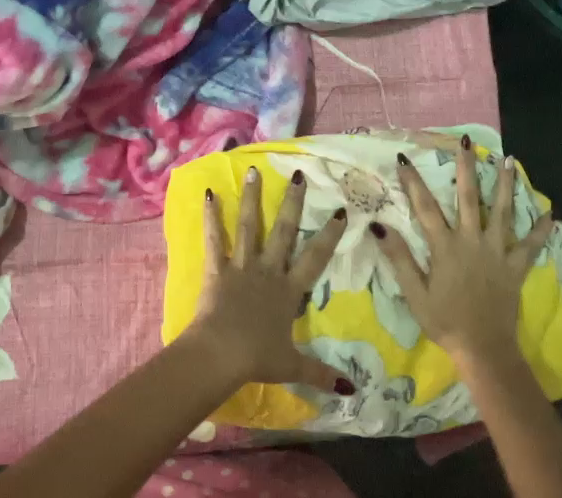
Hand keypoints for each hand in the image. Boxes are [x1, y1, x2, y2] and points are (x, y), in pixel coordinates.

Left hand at [187, 166, 355, 393]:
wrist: (219, 355)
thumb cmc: (256, 358)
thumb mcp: (292, 367)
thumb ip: (321, 373)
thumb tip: (351, 390)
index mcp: (289, 290)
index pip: (315, 258)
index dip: (329, 235)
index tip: (340, 211)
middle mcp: (268, 270)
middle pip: (284, 231)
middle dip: (293, 203)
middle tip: (299, 175)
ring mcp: (242, 266)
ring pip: (250, 226)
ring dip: (252, 198)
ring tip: (254, 170)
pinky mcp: (217, 269)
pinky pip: (214, 239)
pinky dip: (212, 217)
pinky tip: (209, 194)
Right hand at [375, 138, 555, 366]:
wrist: (483, 349)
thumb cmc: (445, 322)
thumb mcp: (414, 294)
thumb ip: (399, 259)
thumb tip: (381, 227)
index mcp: (445, 247)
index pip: (425, 208)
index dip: (413, 183)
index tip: (404, 159)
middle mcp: (472, 241)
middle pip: (468, 197)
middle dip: (466, 167)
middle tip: (467, 142)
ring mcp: (497, 252)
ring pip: (502, 211)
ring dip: (505, 184)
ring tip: (508, 159)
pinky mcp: (515, 267)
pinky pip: (531, 245)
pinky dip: (541, 229)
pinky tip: (552, 214)